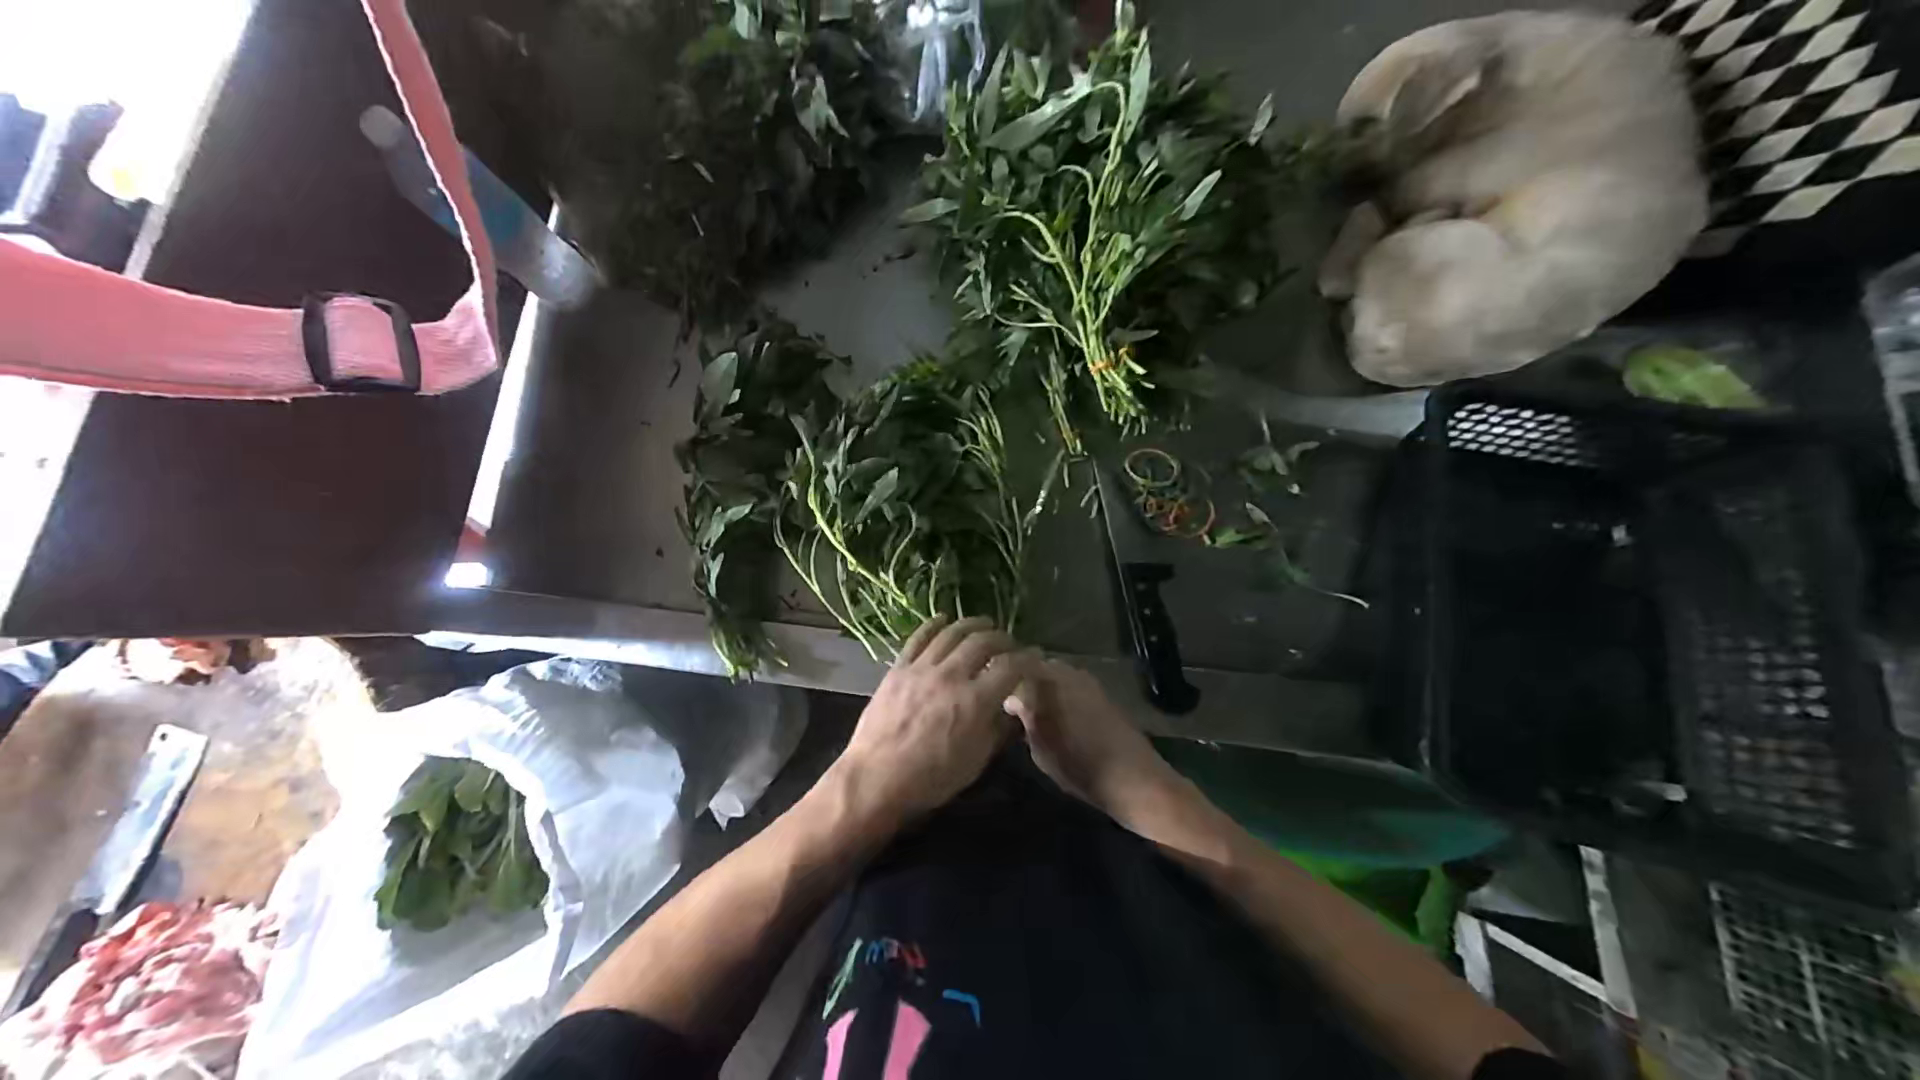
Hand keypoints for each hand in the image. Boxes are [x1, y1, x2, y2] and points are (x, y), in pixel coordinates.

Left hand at [828, 616, 1039, 823]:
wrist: (878, 778)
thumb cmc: (932, 778)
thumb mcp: (977, 760)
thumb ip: (998, 730)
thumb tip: (1012, 710)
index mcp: (976, 700)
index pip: (1011, 667)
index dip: (1028, 659)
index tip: (1036, 658)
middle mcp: (952, 675)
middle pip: (984, 641)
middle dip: (1003, 638)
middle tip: (1010, 644)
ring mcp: (923, 668)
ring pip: (953, 633)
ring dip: (973, 625)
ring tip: (984, 625)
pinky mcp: (899, 668)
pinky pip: (919, 637)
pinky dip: (934, 624)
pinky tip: (944, 618)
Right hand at [1006, 659, 1187, 826]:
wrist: (1132, 777)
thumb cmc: (1079, 766)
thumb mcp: (1041, 749)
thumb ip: (1025, 718)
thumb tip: (1011, 699)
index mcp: (1047, 682)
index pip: (1016, 664)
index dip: (1001, 674)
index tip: (991, 689)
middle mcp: (1067, 673)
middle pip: (1035, 665)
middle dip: (1022, 678)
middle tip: (1010, 699)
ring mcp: (1086, 681)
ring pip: (1054, 673)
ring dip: (1042, 685)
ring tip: (1032, 707)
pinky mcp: (1101, 692)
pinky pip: (1071, 683)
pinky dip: (1060, 692)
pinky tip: (1057, 713)